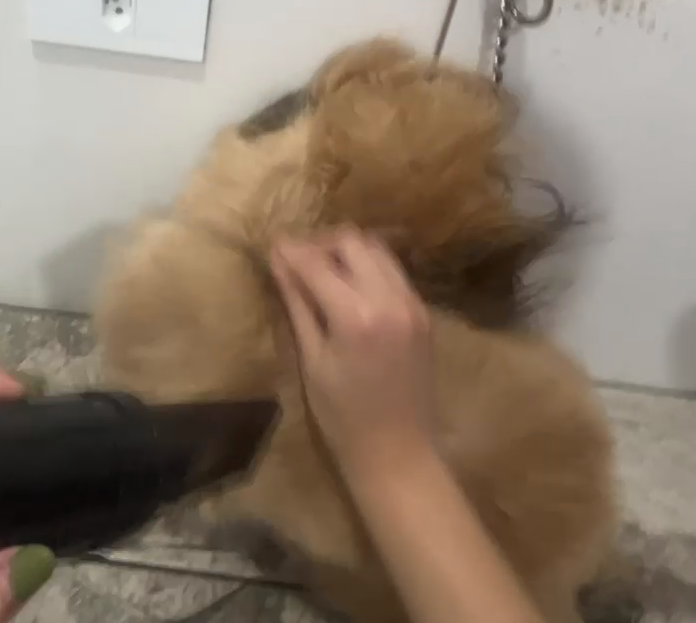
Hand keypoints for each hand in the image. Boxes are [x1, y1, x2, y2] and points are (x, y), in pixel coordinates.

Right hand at [270, 229, 437, 476]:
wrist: (399, 455)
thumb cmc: (343, 418)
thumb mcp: (312, 360)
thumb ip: (297, 304)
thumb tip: (278, 262)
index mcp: (356, 316)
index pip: (317, 263)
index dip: (291, 251)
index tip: (272, 247)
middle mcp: (389, 298)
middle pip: (352, 241)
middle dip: (321, 244)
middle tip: (299, 262)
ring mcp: (412, 303)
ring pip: (377, 249)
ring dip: (348, 251)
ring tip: (324, 272)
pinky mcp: (422, 311)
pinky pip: (393, 270)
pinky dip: (369, 267)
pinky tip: (351, 288)